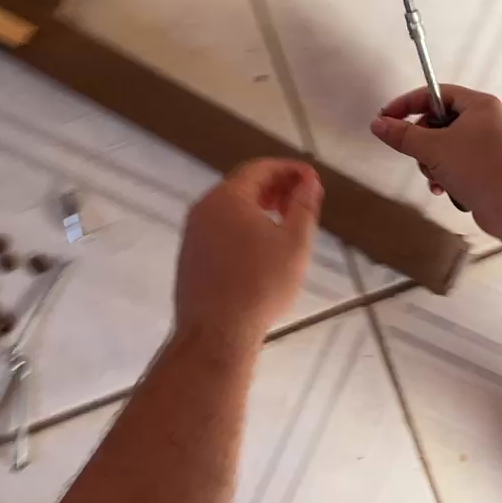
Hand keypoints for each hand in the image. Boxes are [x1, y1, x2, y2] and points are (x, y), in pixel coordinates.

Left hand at [174, 158, 323, 345]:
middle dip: (274, 187)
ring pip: (229, 207)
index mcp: (227, 197)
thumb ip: (303, 206)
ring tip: (284, 222)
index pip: (260, 168)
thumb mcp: (294, 243)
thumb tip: (308, 182)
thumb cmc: (260, 286)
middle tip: (300, 199)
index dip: (289, 169)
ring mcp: (193, 233)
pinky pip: (219, 227)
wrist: (215, 334)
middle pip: (242, 185)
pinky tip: (260, 247)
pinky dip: (242, 225)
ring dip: (259, 207)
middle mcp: (204, 208)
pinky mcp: (190, 256)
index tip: (311, 179)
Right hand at [370, 85, 501, 235]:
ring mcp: (490, 146)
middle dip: (423, 142)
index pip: (436, 94)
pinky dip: (446, 174)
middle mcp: (488, 121)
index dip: (408, 104)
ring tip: (435, 177)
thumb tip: (379, 124)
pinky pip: (458, 164)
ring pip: (446, 146)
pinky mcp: (490, 168)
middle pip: (440, 121)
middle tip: (417, 154)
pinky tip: (443, 188)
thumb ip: (402, 134)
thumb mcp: (432, 148)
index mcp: (480, 105)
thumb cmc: (480, 169)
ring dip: (433, 163)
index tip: (387, 117)